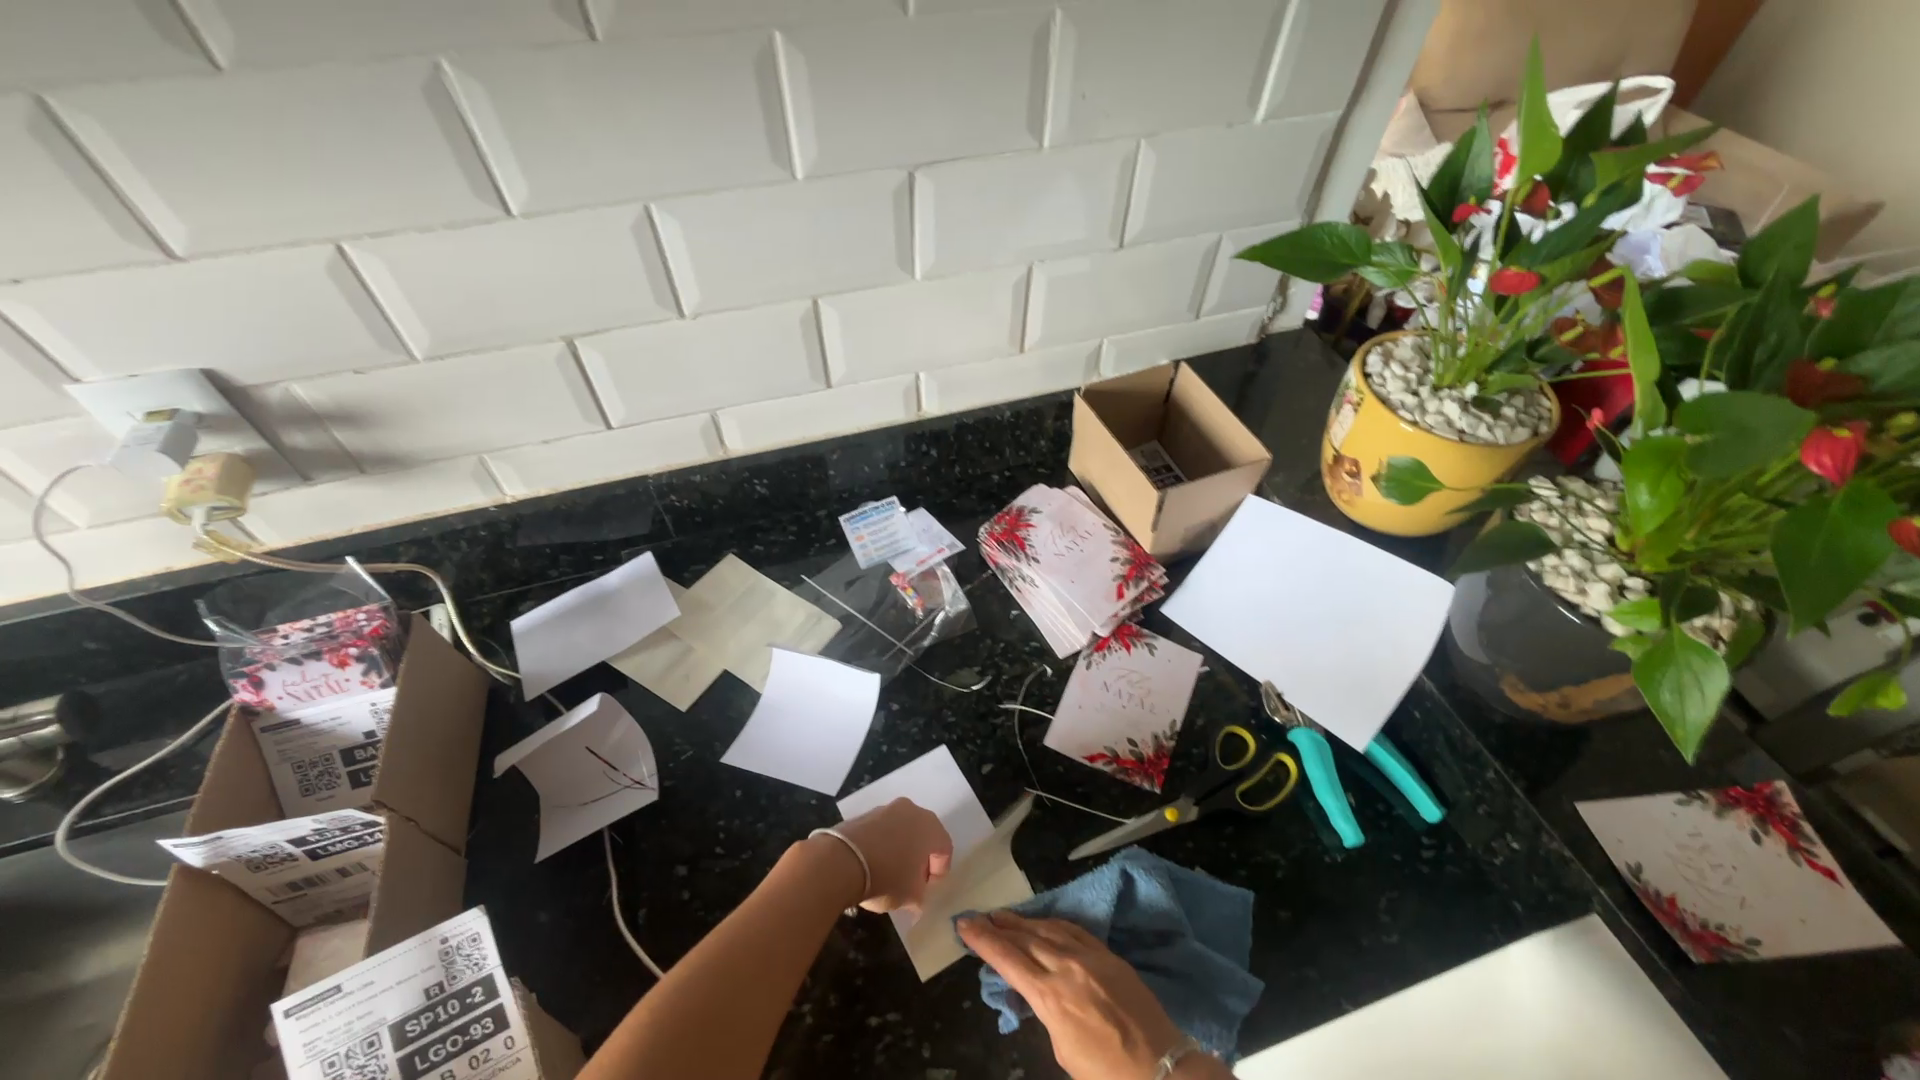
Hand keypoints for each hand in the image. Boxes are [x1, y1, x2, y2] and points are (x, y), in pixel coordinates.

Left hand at [830, 797, 952, 913]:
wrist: (841, 860)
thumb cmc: (886, 877)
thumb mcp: (910, 896)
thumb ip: (919, 895)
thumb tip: (916, 898)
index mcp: (930, 827)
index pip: (944, 849)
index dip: (938, 872)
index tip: (926, 889)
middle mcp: (911, 811)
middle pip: (923, 836)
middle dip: (919, 858)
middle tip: (911, 880)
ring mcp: (885, 809)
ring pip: (900, 831)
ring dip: (899, 849)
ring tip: (888, 873)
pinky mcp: (863, 814)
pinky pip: (880, 831)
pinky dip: (880, 845)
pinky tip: (871, 864)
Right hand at [957, 911, 1199, 1079]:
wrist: (1159, 1067)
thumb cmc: (1105, 1071)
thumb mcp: (1061, 1048)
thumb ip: (1044, 1012)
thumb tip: (1036, 990)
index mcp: (1050, 996)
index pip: (1007, 958)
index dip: (982, 940)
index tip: (964, 924)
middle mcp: (1067, 967)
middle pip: (1024, 937)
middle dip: (997, 926)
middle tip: (976, 916)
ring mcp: (1090, 957)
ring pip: (1048, 928)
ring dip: (1022, 921)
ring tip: (1002, 916)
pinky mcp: (1109, 954)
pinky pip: (1074, 930)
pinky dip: (1052, 923)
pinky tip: (1043, 922)